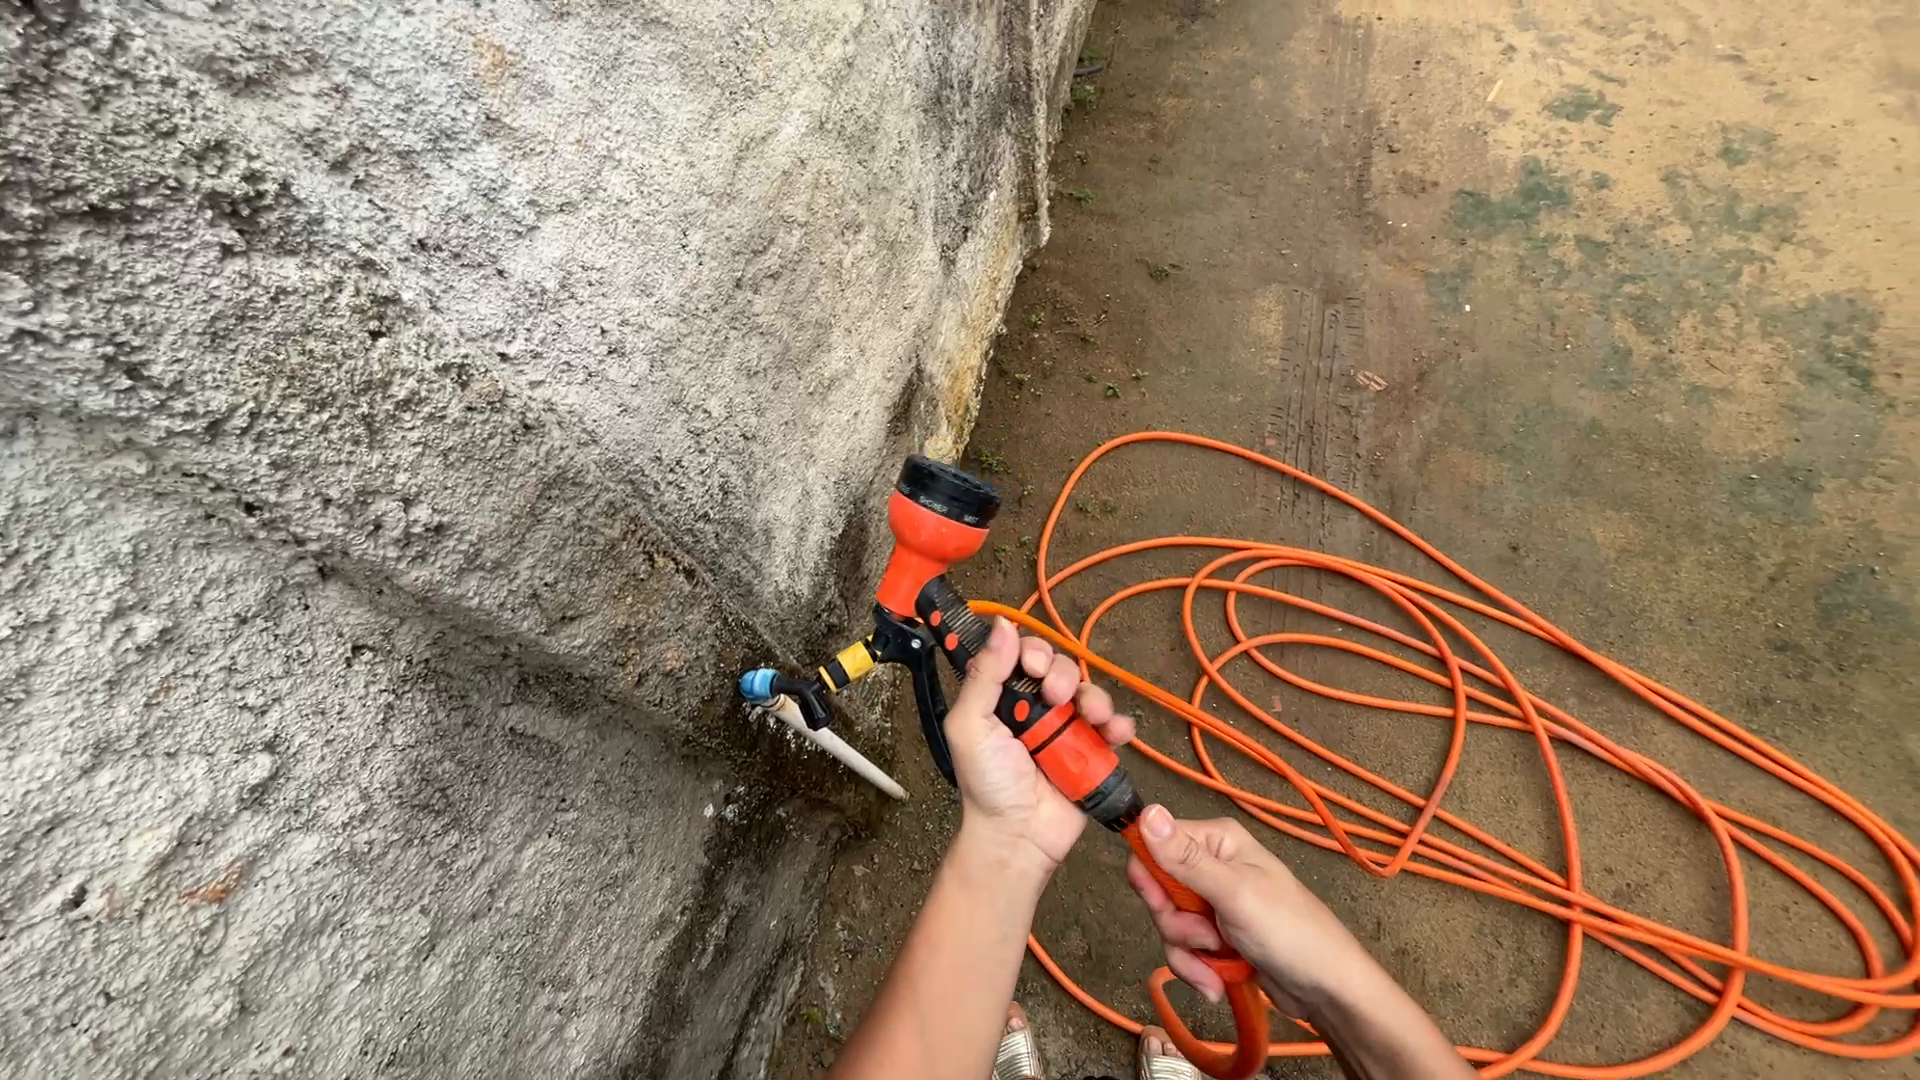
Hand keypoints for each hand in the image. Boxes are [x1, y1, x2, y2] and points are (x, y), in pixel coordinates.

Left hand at [945, 618, 1135, 875]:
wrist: (1017, 837)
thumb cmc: (986, 783)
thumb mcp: (970, 726)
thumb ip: (984, 676)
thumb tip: (1001, 625)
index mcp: (1003, 695)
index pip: (1022, 654)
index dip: (1031, 651)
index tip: (1031, 666)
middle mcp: (1036, 705)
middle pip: (1059, 666)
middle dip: (1061, 672)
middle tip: (1053, 696)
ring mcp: (1067, 728)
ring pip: (1089, 690)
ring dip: (1092, 695)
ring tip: (1086, 715)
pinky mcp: (1092, 751)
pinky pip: (1113, 726)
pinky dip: (1119, 724)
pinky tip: (1113, 732)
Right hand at [1125, 806, 1376, 1014]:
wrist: (1328, 991)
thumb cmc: (1289, 932)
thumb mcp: (1234, 893)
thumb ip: (1186, 858)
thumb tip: (1145, 811)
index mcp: (1215, 840)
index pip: (1154, 844)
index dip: (1149, 876)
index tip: (1160, 903)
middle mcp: (1209, 864)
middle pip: (1157, 888)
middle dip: (1175, 923)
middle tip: (1205, 937)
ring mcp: (1211, 901)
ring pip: (1168, 922)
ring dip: (1188, 952)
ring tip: (1219, 964)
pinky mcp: (1214, 934)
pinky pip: (1182, 947)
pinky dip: (1196, 967)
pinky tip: (1218, 981)